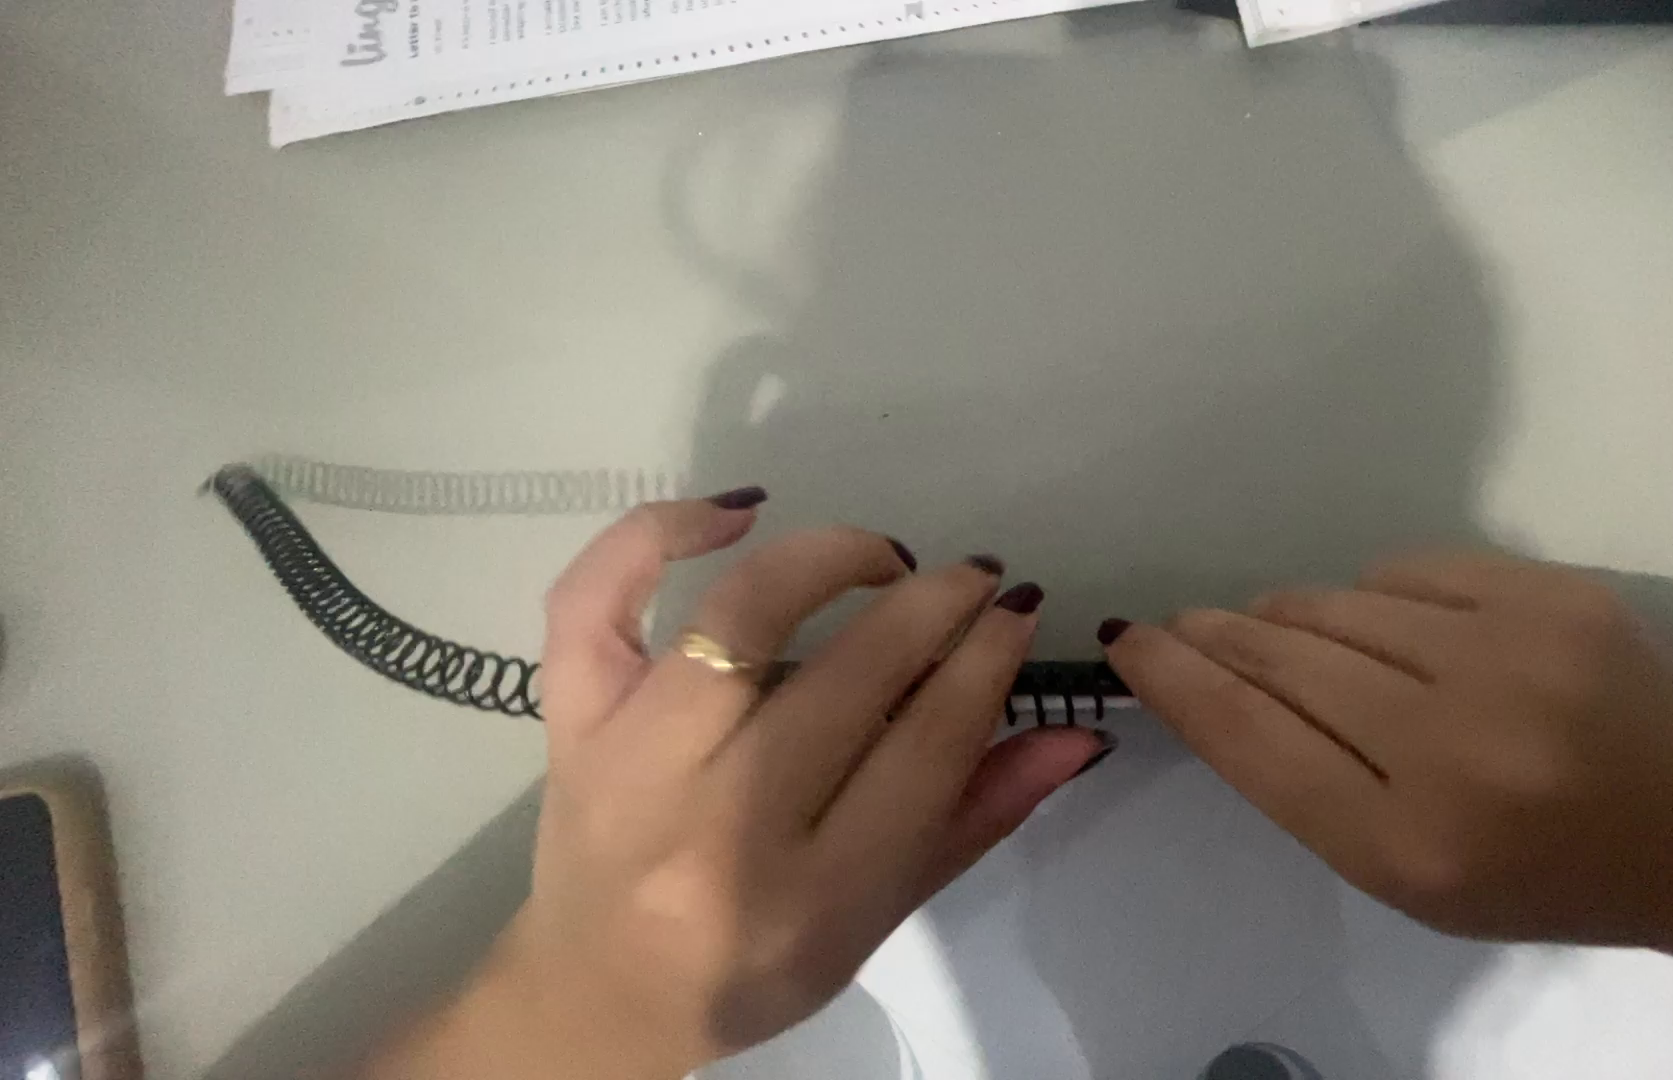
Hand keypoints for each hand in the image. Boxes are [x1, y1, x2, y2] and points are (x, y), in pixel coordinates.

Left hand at [363, 494, 1109, 1078]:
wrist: (596, 995)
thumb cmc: (757, 965)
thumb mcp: (883, 911)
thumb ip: (983, 813)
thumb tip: (1078, 733)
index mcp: (810, 896)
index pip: (926, 747)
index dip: (988, 660)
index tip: (1016, 609)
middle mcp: (717, 825)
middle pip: (851, 676)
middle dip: (935, 604)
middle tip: (974, 576)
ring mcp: (629, 761)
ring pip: (739, 617)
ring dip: (831, 558)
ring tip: (883, 556)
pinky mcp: (572, 718)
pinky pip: (594, 598)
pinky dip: (661, 531)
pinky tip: (738, 509)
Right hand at [1100, 551, 1672, 985]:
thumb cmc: (1528, 870)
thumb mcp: (1390, 859)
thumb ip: (1291, 772)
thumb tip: (1205, 671)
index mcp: (1408, 843)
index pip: (1246, 734)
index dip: (1171, 677)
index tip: (1126, 639)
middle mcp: (1459, 747)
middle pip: (1276, 658)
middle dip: (1213, 635)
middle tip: (1185, 627)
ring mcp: (1513, 658)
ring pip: (1327, 604)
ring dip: (1290, 619)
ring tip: (1309, 646)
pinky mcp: (1551, 594)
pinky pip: (1396, 570)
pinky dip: (1372, 598)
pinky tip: (1404, 634)